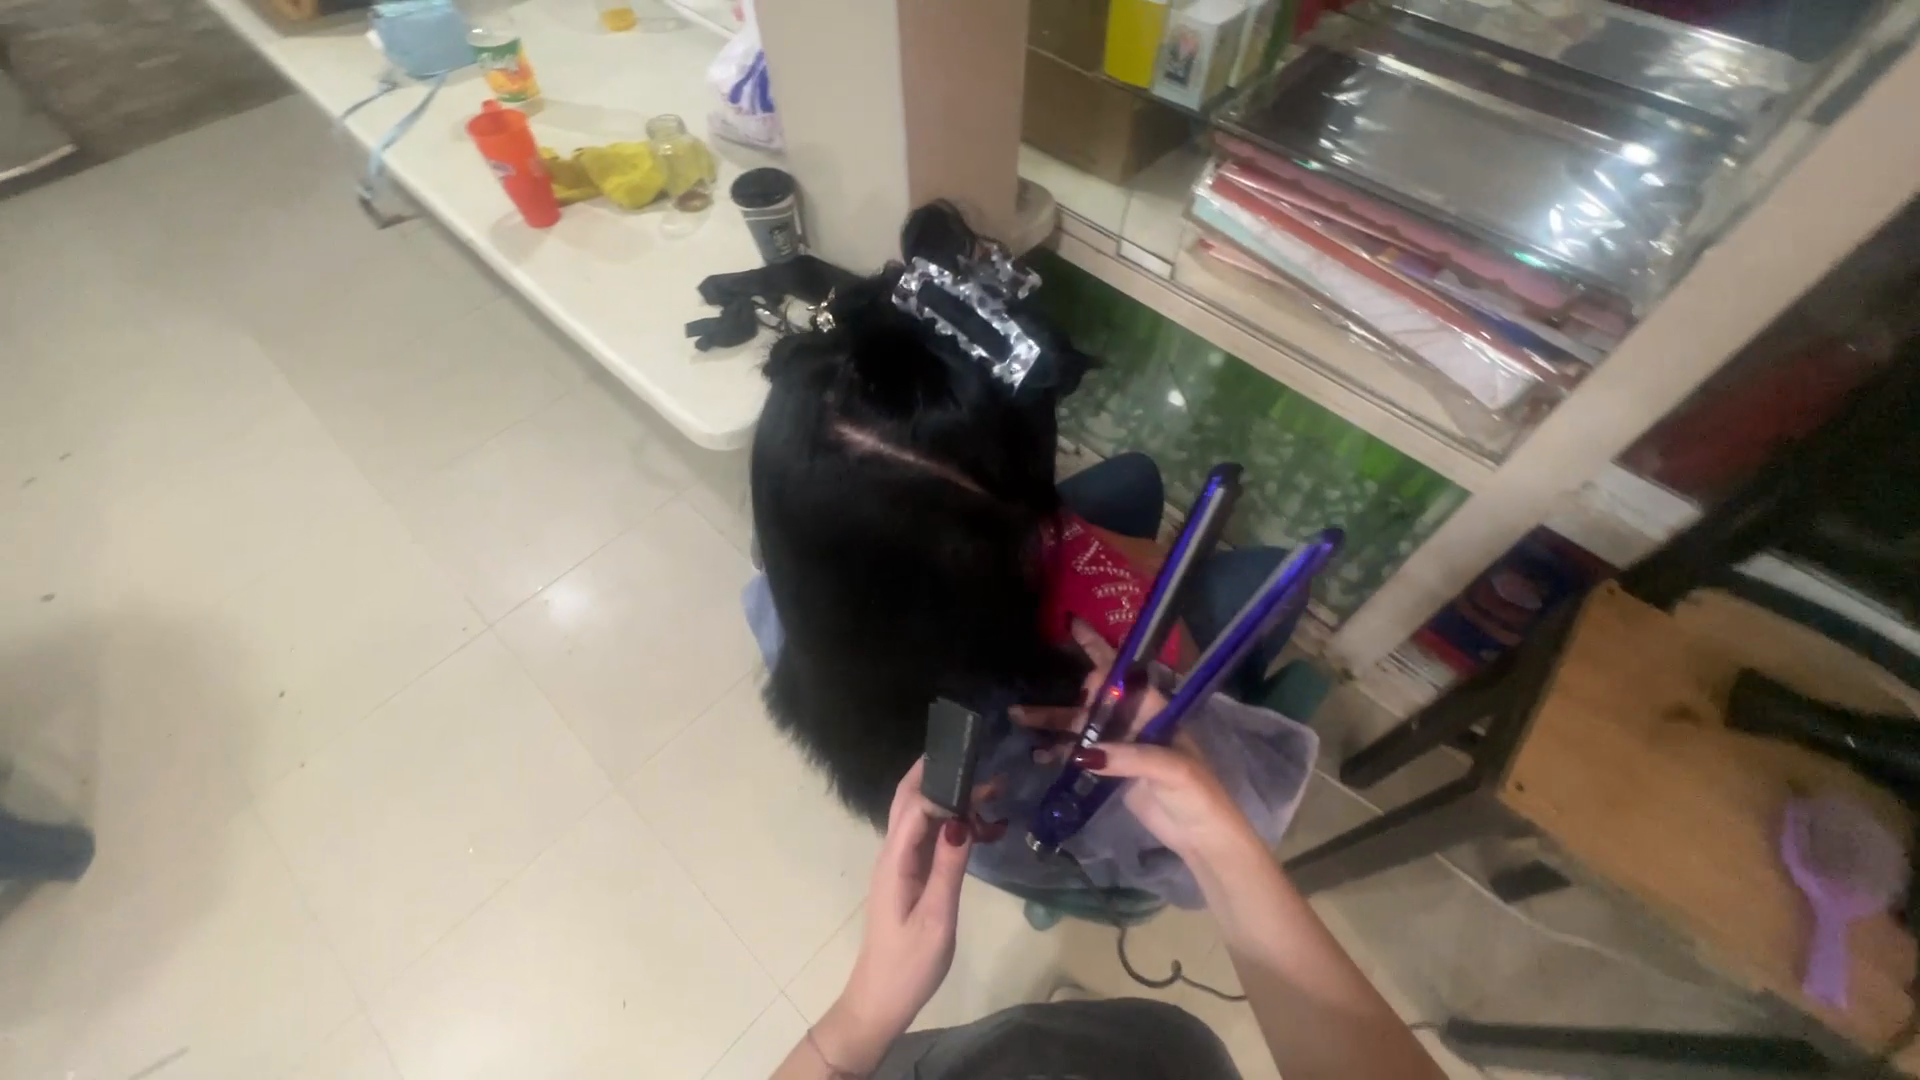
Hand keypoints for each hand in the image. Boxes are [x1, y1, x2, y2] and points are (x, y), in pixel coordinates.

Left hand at [814, 757, 970, 1073]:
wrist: (880, 1002)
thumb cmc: (909, 964)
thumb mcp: (936, 919)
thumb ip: (948, 868)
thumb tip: (963, 818)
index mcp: (895, 860)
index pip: (916, 805)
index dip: (943, 783)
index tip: (977, 768)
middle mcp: (894, 853)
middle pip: (910, 799)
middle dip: (938, 774)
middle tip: (975, 757)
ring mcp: (900, 863)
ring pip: (920, 815)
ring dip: (947, 796)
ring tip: (988, 789)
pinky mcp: (910, 875)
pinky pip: (928, 836)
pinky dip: (951, 823)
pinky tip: (979, 827)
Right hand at [1011, 620, 1260, 866]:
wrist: (1202, 837)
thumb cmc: (1197, 793)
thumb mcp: (1170, 769)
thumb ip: (1129, 757)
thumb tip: (1082, 754)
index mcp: (1152, 709)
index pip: (1121, 673)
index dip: (1098, 648)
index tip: (1072, 626)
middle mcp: (1133, 720)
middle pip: (1093, 698)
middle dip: (1067, 695)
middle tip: (1042, 701)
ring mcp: (1120, 744)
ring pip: (1081, 725)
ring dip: (1053, 720)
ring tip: (1018, 717)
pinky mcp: (1111, 770)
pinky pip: (1079, 752)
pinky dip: (1059, 750)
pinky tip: (1038, 753)